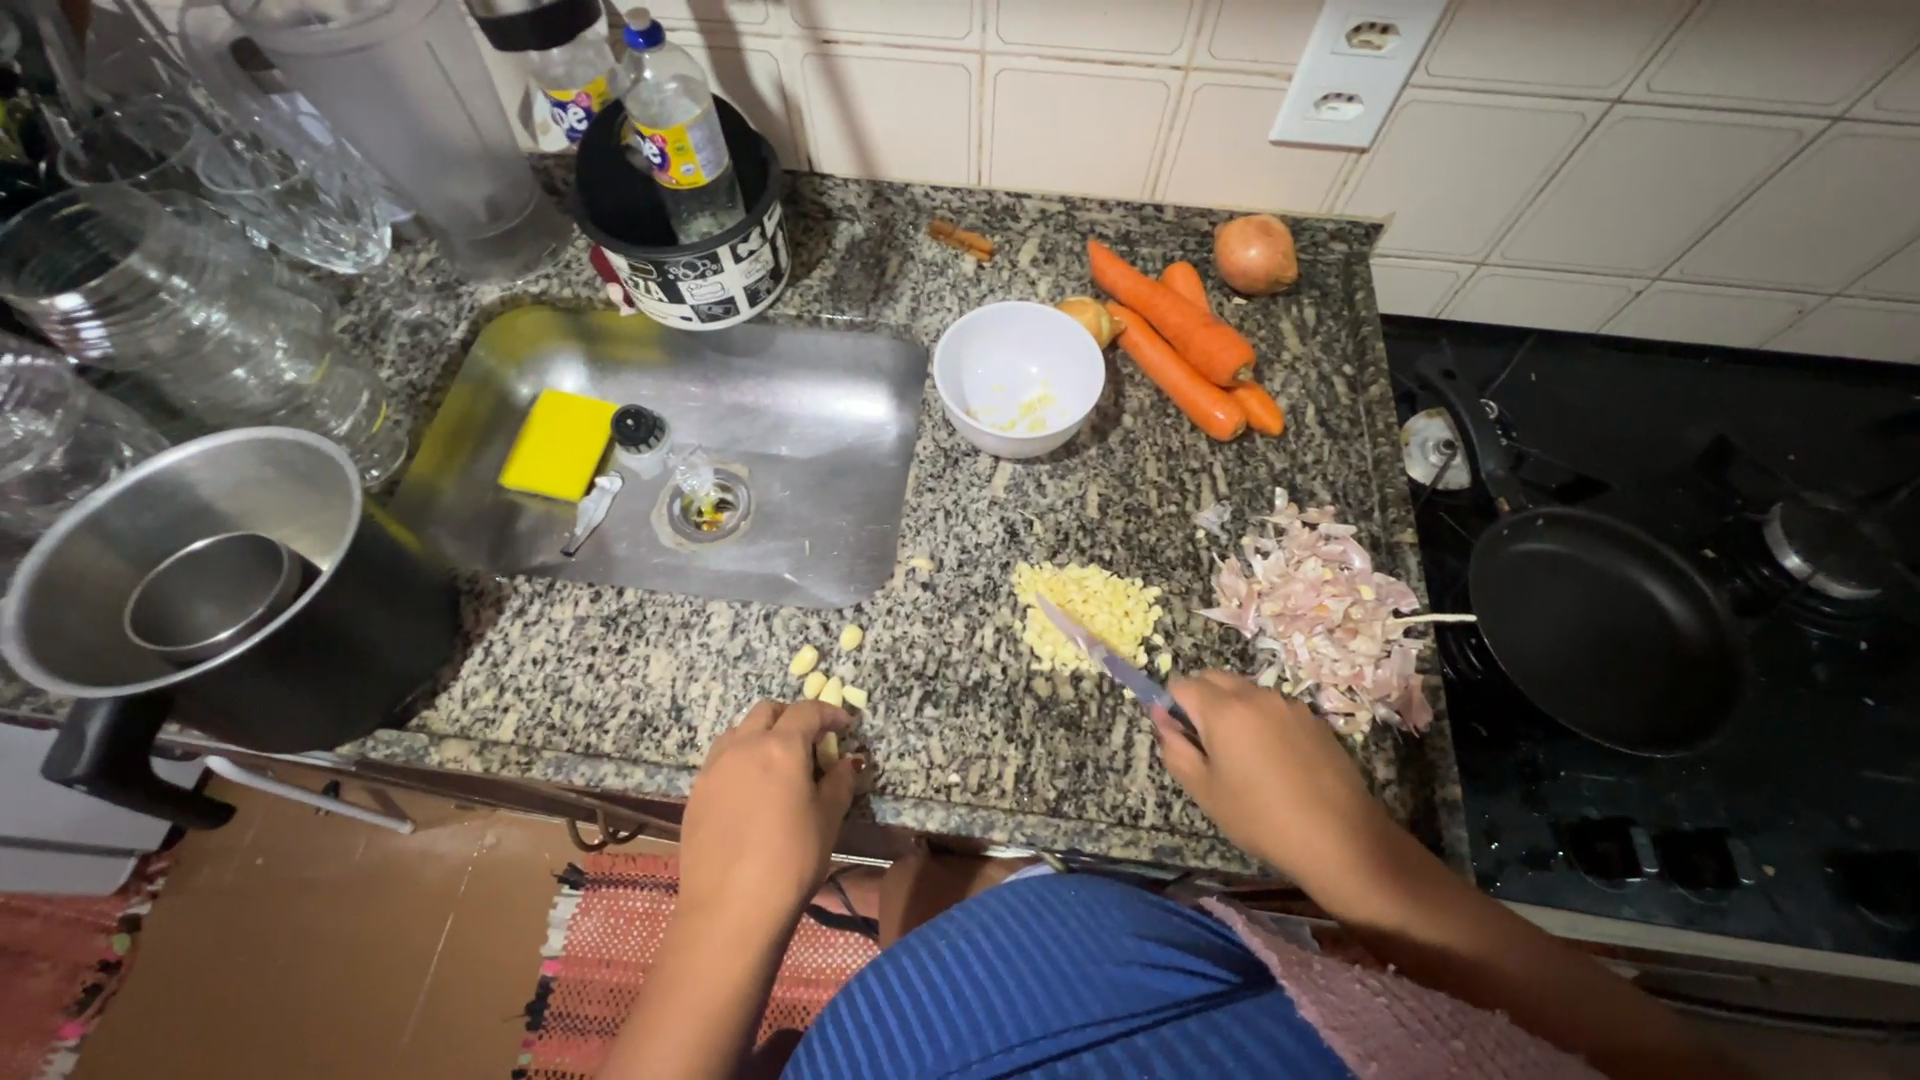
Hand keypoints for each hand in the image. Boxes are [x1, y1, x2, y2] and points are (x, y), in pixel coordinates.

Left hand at [679, 700, 859, 928]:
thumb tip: (845, 763)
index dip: (830, 712)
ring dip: (761, 735)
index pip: (808, 710)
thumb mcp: (828, 819)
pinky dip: (740, 760)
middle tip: (811, 741)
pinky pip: (720, 760)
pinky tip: (751, 791)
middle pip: (767, 711)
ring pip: (738, 731)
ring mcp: (713, 768)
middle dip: (792, 717)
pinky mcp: (695, 793)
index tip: (845, 725)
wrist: (730, 909)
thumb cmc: (790, 860)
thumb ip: (839, 782)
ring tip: (777, 764)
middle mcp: (743, 746)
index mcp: (781, 746)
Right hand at [1154, 670, 1391, 887]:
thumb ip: (1175, 748)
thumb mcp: (1204, 790)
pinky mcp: (1314, 720)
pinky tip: (1277, 763)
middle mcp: (1256, 696)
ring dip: (1233, 711)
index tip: (1181, 738)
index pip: (1182, 685)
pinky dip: (1263, 722)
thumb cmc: (1260, 817)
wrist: (1340, 838)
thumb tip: (1163, 719)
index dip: (1173, 707)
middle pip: (1214, 679)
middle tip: (1207, 746)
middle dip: (1201, 701)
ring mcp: (1289, 705)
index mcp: (1223, 710)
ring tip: (1245, 758)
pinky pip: (1274, 709)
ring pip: (1246, 693)